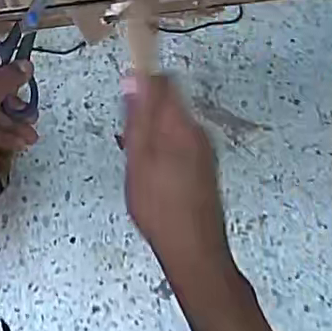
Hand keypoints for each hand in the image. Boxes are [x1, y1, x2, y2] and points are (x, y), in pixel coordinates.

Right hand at [123, 73, 231, 278]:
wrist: (194, 252)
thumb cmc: (162, 208)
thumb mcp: (137, 156)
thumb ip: (136, 114)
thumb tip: (134, 77)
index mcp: (181, 123)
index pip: (162, 81)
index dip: (141, 84)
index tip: (126, 99)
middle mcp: (197, 132)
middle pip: (167, 103)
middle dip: (145, 115)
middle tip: (128, 140)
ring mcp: (204, 150)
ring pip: (172, 125)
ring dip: (152, 135)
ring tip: (137, 163)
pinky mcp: (205, 168)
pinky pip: (179, 144)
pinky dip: (163, 151)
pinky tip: (151, 177)